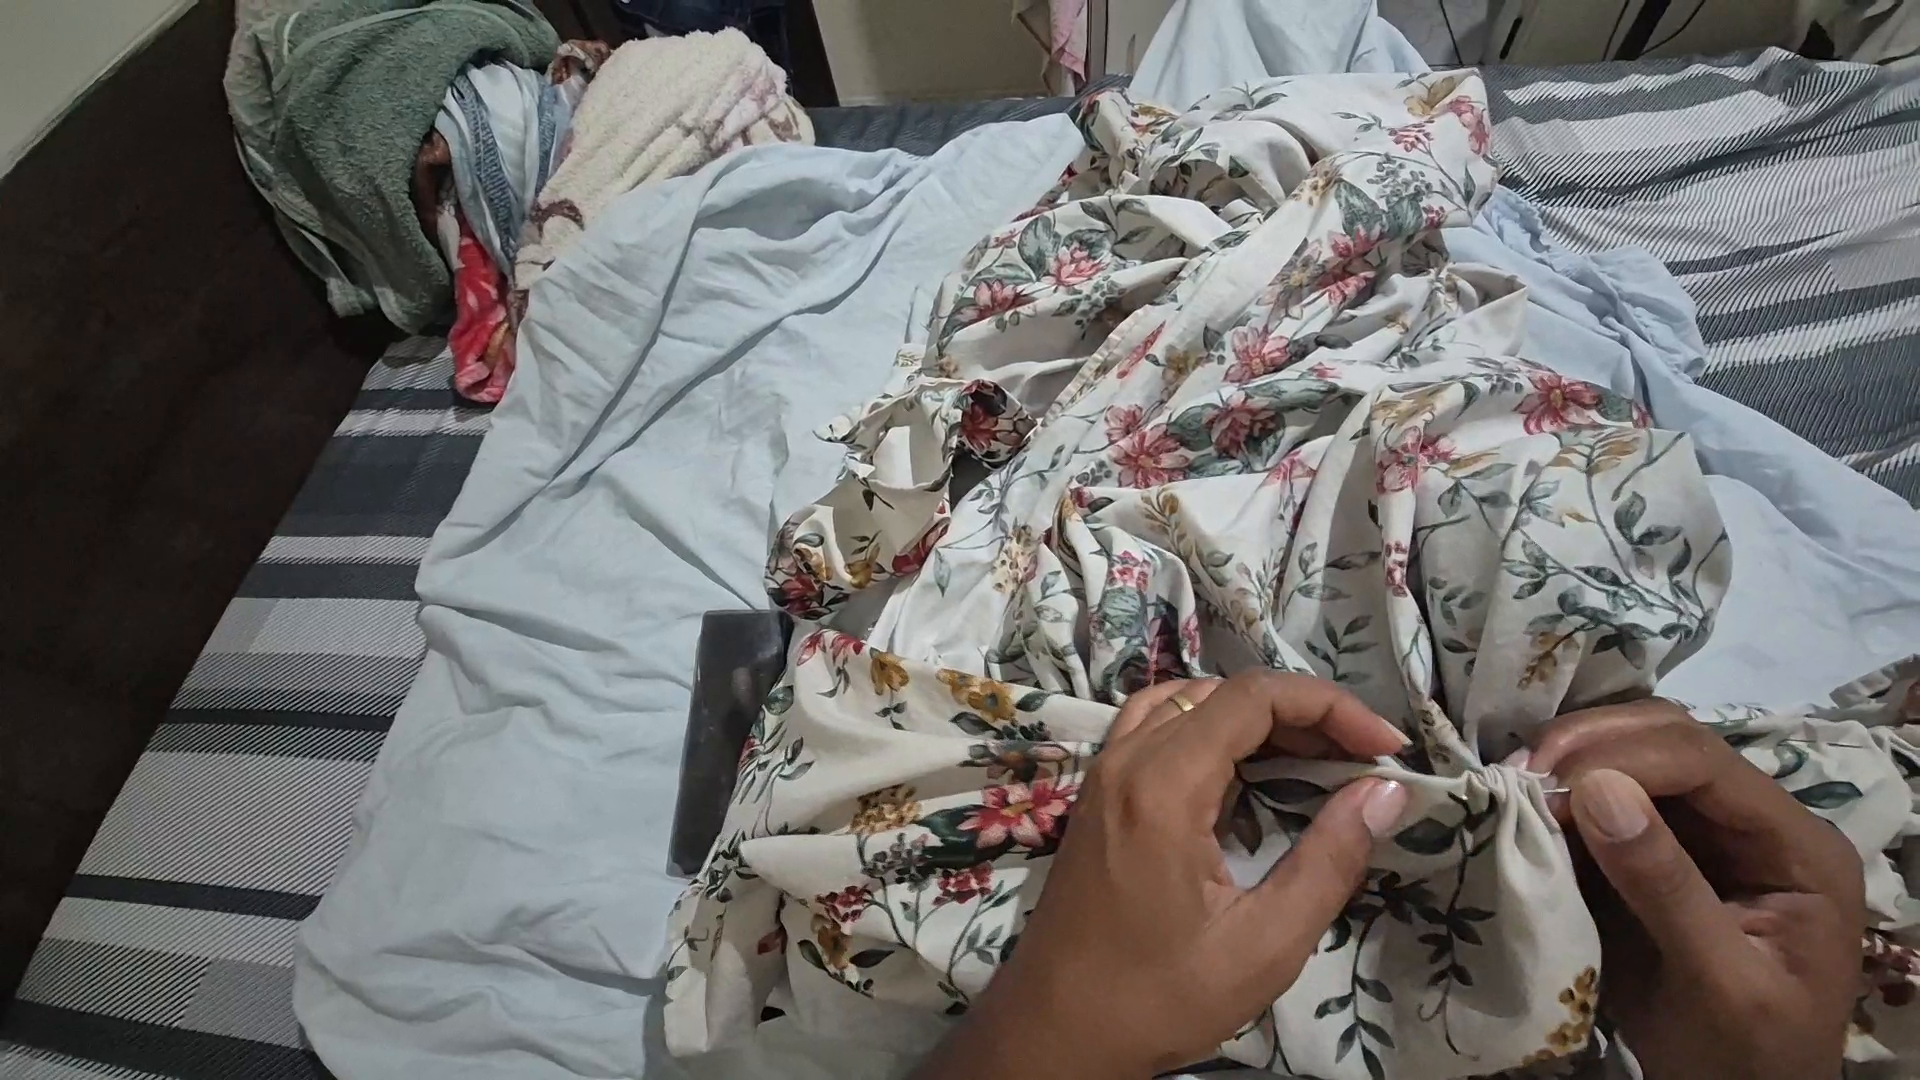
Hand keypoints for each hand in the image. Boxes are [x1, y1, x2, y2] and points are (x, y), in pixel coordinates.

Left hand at [913, 673, 1411, 1078]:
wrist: (1057, 1021)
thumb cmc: (1159, 993)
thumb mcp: (1264, 943)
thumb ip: (1328, 859)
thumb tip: (1382, 790)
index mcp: (1163, 783)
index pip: (1251, 697)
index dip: (1327, 705)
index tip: (1385, 745)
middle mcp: (1127, 756)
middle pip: (1221, 695)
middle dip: (1300, 714)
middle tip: (1359, 762)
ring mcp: (1105, 766)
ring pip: (1187, 703)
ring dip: (1253, 717)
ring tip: (1312, 759)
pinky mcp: (1099, 785)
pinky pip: (1155, 725)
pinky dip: (1207, 727)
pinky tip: (1241, 768)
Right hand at [1525, 700, 1864, 1079]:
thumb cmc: (1740, 1050)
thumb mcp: (1721, 983)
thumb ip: (1666, 887)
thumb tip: (1596, 789)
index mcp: (1794, 847)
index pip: (1699, 759)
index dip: (1616, 755)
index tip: (1541, 786)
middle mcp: (1749, 817)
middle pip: (1663, 731)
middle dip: (1584, 741)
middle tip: (1521, 776)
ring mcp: (1696, 821)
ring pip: (1625, 742)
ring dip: (1564, 753)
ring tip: (1517, 785)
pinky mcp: (1645, 832)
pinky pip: (1596, 777)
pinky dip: (1555, 776)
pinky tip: (1525, 794)